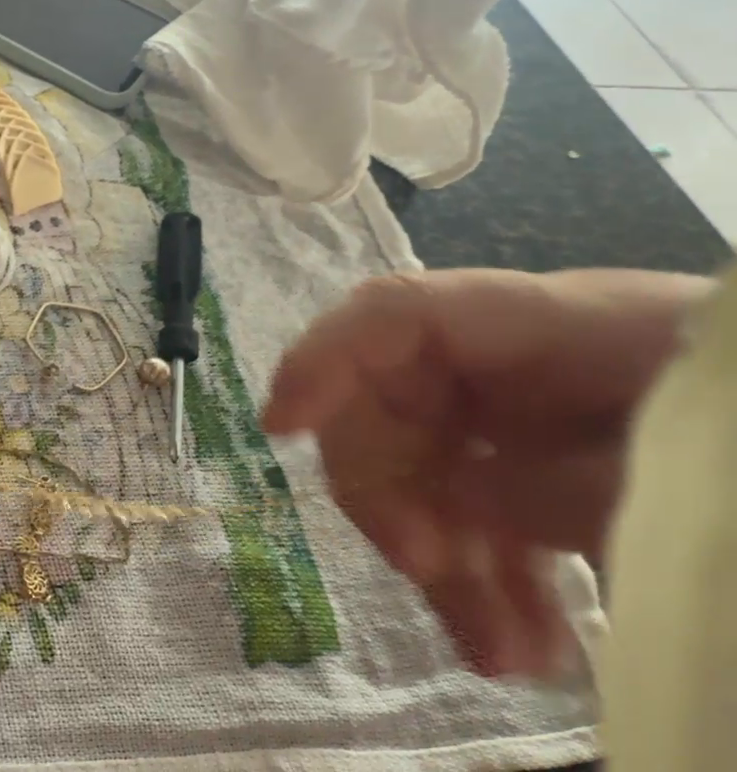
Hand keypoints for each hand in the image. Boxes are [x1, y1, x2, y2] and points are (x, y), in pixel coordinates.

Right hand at [264, 268, 709, 676]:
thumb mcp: (693, 465)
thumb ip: (573, 483)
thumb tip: (461, 500)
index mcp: (549, 325)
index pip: (396, 315)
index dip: (321, 360)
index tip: (279, 430)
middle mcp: (510, 367)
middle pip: (387, 406)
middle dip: (391, 496)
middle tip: (427, 571)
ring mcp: (523, 422)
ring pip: (423, 477)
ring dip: (445, 566)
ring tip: (505, 657)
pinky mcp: (543, 474)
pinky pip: (479, 519)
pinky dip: (489, 582)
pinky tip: (523, 647)